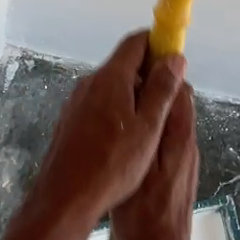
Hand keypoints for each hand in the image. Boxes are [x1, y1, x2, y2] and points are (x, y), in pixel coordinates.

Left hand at [29, 31, 185, 225]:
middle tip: (167, 102)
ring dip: (133, 94)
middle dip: (148, 74)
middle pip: (124, 63)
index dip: (158, 44)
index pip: (136, 42)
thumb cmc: (112, 164)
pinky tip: (123, 139)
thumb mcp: (148, 128)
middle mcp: (90, 81)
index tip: (174, 62)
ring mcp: (77, 100)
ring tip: (149, 125)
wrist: (63, 198)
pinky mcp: (70, 119)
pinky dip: (116, 109)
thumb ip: (162, 89)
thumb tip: (175, 57)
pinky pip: (99, 102)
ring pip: (112, 85)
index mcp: (110, 77)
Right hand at [111, 81, 199, 239]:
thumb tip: (164, 80)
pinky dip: (146, 129)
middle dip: (149, 87)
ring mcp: (182, 158)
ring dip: (146, 108)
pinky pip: (163, 137)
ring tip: (116, 112)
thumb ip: (153, 122)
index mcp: (180, 135)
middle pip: (173, 99)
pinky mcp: (175, 171)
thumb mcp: (141, 165)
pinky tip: (124, 140)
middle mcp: (187, 141)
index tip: (131, 65)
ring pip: (166, 118)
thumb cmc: (143, 214)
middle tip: (118, 90)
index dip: (158, 69)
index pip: (178, 85)